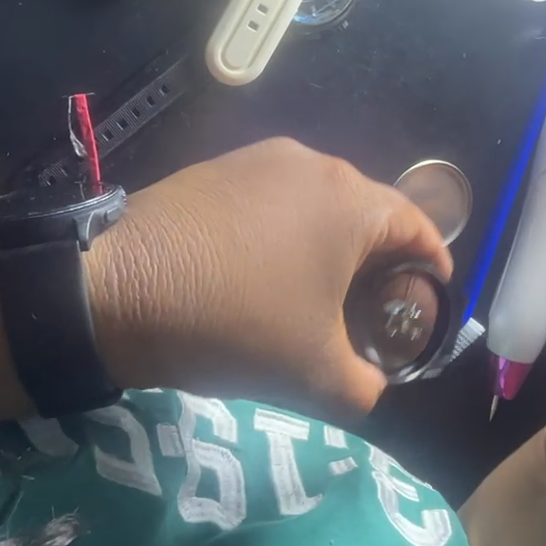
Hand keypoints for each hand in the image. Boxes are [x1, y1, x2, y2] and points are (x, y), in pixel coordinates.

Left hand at [86, 138, 451, 421]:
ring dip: (327, 247)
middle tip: (370, 312)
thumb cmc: (233, 324)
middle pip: (368, 213)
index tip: (426, 306)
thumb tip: (372, 384)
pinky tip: (260, 272)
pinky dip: (282, 233)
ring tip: (314, 296)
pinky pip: (271, 200)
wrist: (114, 292)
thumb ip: (367, 386)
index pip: (418, 227)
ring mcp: (256, 159)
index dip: (431, 270)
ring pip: (317, 205)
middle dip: (378, 263)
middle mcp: (310, 162)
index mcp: (349, 199)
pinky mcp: (213, 168)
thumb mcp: (315, 376)